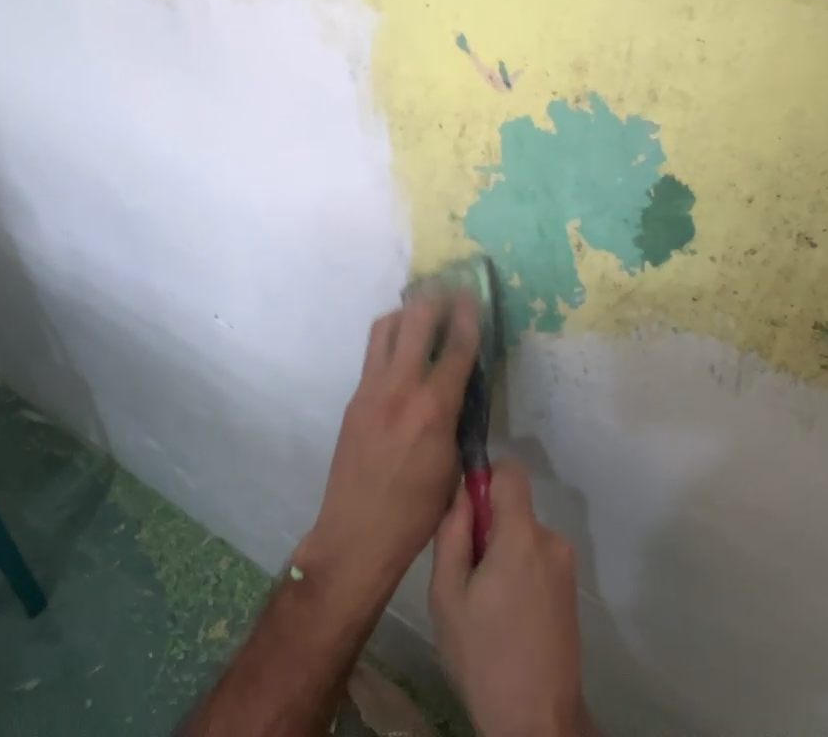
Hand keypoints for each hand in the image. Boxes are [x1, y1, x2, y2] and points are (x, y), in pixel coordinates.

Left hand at [300, 293, 479, 608]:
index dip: (468, 316)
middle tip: (448, 292)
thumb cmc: (417, 512)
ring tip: (422, 313)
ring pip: (385, 329)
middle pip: (416, 321)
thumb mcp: (451, 465)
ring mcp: (370, 391)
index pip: (456, 347)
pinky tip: (403, 352)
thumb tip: (461, 390)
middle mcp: (400, 389)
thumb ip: (457, 420)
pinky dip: (391, 341)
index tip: (474, 295)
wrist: (356, 534)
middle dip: (435, 300)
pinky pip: (373, 355)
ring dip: (406, 313)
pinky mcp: (354, 400)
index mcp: (433, 409)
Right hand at [430, 460, 594, 736]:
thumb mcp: (447, 594)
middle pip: (513, 510)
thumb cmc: (483, 654)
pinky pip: (535, 560)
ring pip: (522, 538)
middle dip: (486, 530)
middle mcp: (551, 540)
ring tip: (482, 605)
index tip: (463, 509)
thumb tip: (462, 495)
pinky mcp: (570, 589)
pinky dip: (516, 573)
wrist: (537, 716)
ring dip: (500, 555)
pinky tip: (503, 616)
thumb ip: (452, 535)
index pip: (510, 472)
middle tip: (464, 576)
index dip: (484, 477)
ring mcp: (565, 565)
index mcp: (521, 535)